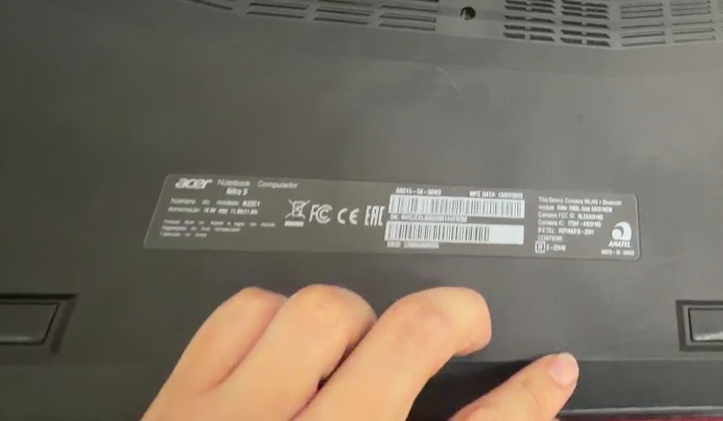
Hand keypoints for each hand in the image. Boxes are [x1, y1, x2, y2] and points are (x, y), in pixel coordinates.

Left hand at [143, 285, 578, 420]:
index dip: (529, 399)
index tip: (551, 373)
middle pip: (408, 341)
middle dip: (458, 315)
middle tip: (469, 324)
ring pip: (323, 311)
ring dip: (358, 319)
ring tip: (365, 341)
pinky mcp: (171, 411)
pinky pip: (240, 316)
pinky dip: (273, 315)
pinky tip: (283, 342)